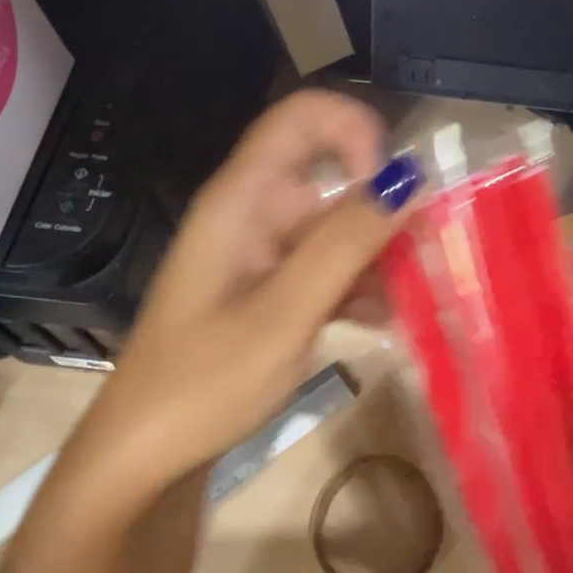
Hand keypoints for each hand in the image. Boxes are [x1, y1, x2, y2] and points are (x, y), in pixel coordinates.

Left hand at [54, 91, 420, 511]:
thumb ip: (347, 243)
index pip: (303, 117)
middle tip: (427, 260)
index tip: (395, 189)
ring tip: (412, 302)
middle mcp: (253, 214)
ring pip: (337, 230)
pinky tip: (382, 325)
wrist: (145, 455)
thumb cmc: (204, 381)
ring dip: (378, 259)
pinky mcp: (270, 292)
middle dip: (384, 213)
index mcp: (242, 199)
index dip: (357, 133)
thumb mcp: (285, 312)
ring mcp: (262, 255)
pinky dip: (358, 289)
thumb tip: (411, 177)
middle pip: (331, 179)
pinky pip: (327, 270)